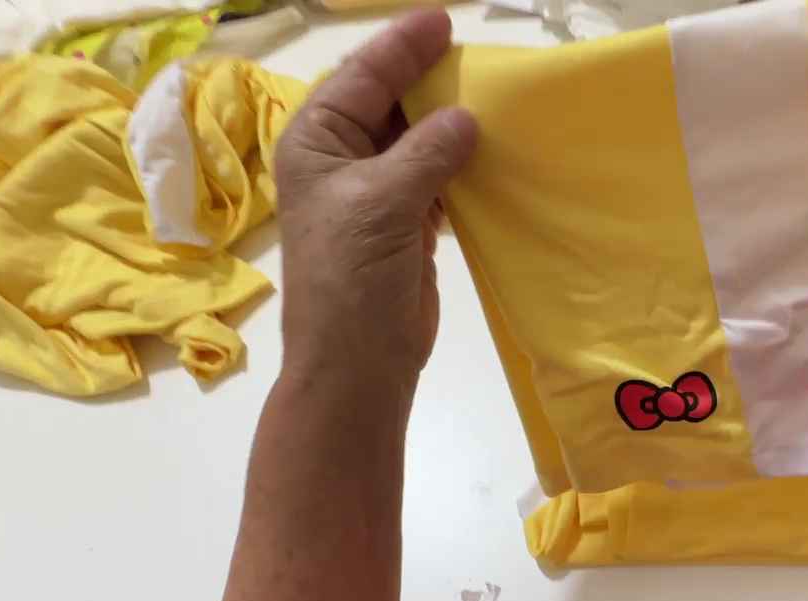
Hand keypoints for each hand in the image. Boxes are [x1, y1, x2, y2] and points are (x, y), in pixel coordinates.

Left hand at [276, 9, 477, 400]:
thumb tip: (466, 118)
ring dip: (451, 130)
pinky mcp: (408, 229)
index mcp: (318, 141)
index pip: (363, 78)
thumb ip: (425, 154)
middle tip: (475, 62)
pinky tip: (487, 159)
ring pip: (419, 146)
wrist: (360, 359)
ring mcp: (379, 197)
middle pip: (390, 106)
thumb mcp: (382, 203)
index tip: (445, 21)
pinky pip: (438, 184)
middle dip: (429, 84)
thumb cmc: (353, 278)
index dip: (402, 48)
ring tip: (490, 104)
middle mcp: (345, 161)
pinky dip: (461, 172)